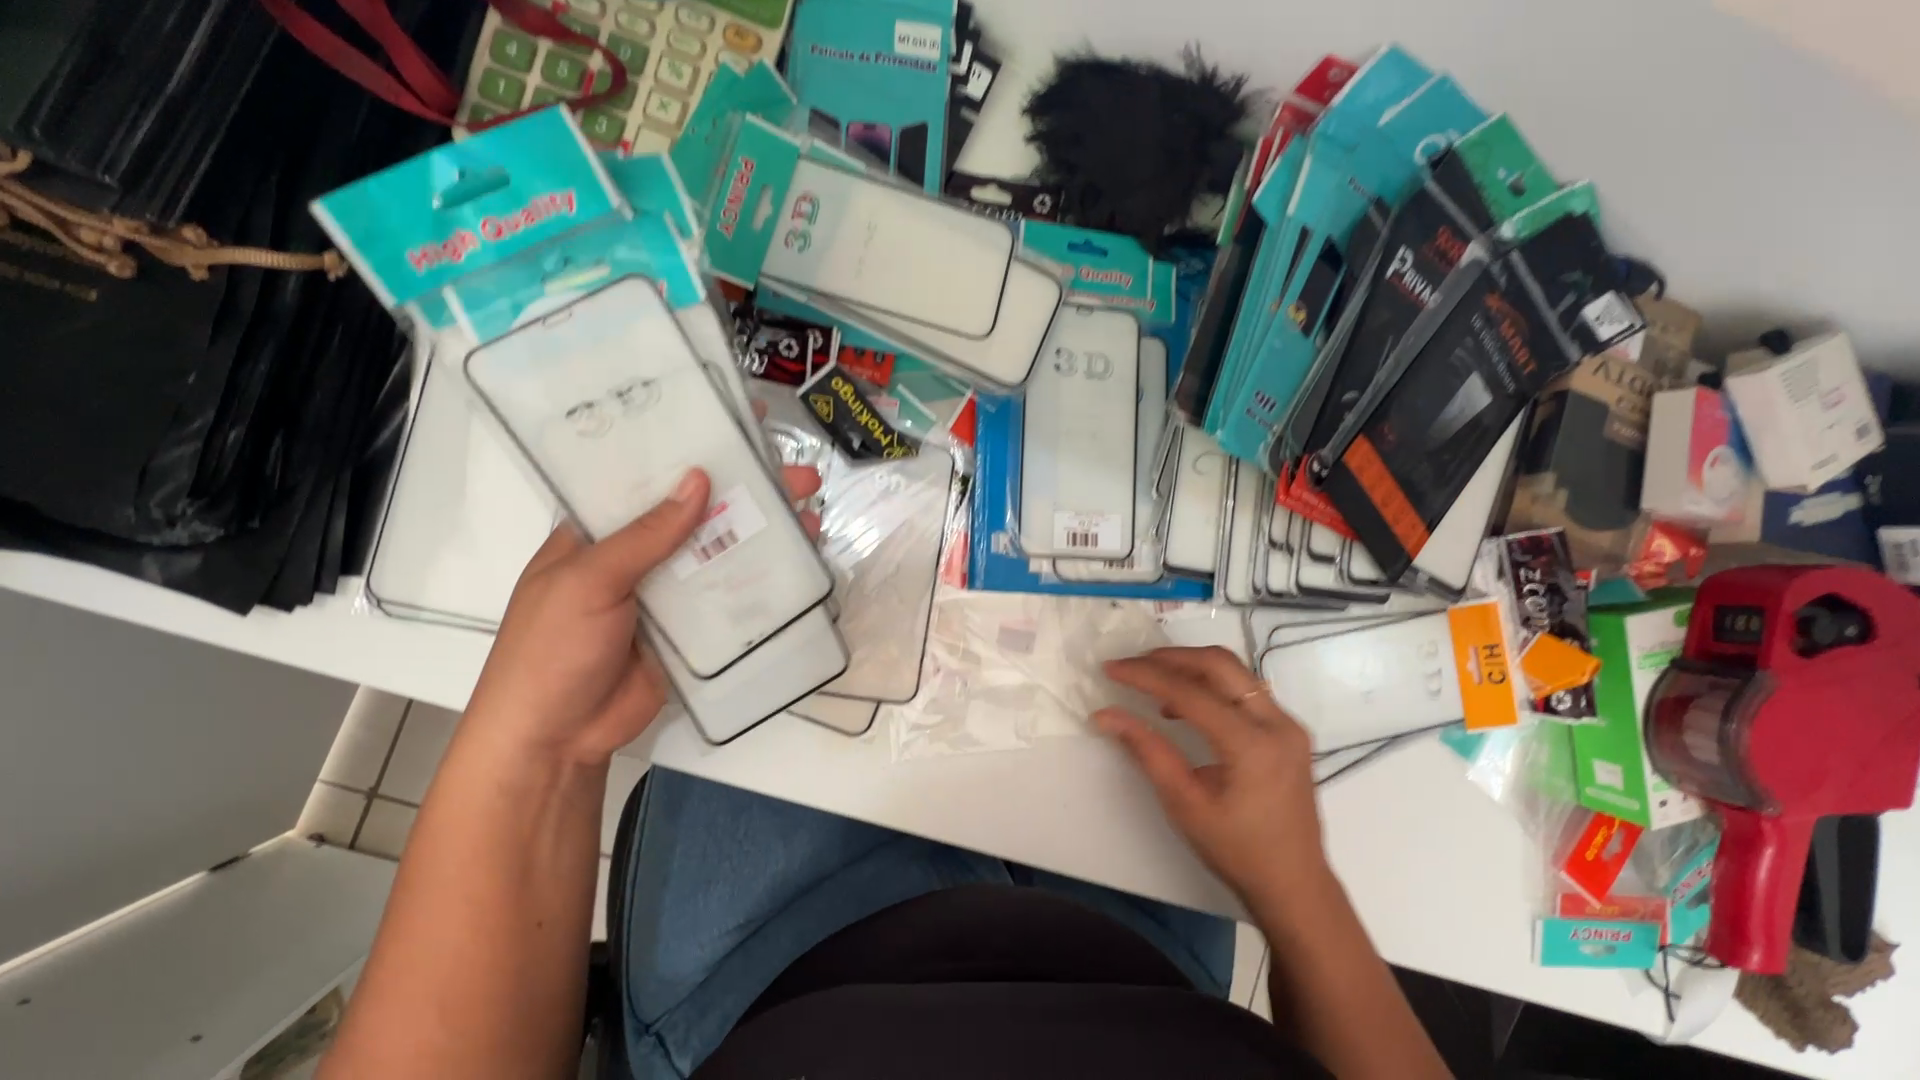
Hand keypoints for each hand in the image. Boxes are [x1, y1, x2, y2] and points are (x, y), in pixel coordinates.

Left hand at [465, 462, 822, 766]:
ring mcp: (667, 593)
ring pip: (722, 552)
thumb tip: (699, 479)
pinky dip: (763, 580)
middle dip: (747, 489)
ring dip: (764, 531)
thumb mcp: (588, 581)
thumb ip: (645, 536)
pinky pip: (730, 598)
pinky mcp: (691, 630)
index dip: (689, 445)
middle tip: (799, 476)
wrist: (555, 738)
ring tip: (812, 514)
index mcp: (598, 531)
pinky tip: (799, 563)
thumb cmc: (550, 648)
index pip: (647, 474)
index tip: (736, 418)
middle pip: (699, 511)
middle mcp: (637, 554)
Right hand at [1097, 646, 1329, 907]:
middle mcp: (1278, 723)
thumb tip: (1106, 715)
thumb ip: (1147, 751)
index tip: (1111, 669)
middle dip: (1171, 658)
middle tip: (1132, 664)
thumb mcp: (1184, 804)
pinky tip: (1183, 706)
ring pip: (1235, 672)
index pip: (1190, 693)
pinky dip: (1212, 686)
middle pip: (1219, 664)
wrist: (1295, 884)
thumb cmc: (1237, 851)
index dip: (1146, 676)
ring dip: (1192, 667)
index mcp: (1252, 745)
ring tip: (1152, 680)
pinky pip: (1246, 690)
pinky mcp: (1289, 732)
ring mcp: (1289, 725)